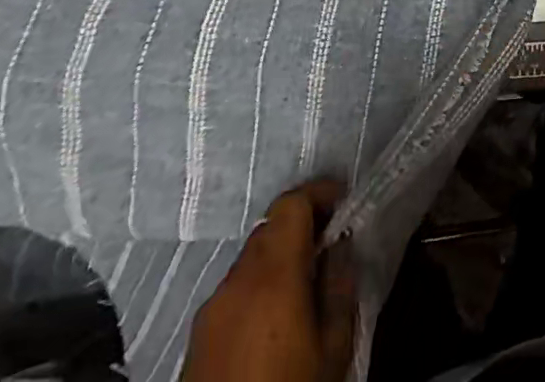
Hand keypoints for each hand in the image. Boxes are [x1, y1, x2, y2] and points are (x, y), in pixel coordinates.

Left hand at [183, 180, 355, 381]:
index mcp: (274, 274)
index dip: (318, 193)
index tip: (343, 199)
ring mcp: (214, 301)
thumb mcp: (331, 352)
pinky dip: (259, 283)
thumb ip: (338, 290)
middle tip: (332, 242)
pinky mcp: (201, 326)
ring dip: (280, 256)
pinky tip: (275, 317)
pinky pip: (235, 286)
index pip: (291, 205)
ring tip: (308, 284)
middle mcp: (239, 277)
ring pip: (252, 257)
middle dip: (302, 226)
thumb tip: (340, 246)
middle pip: (270, 228)